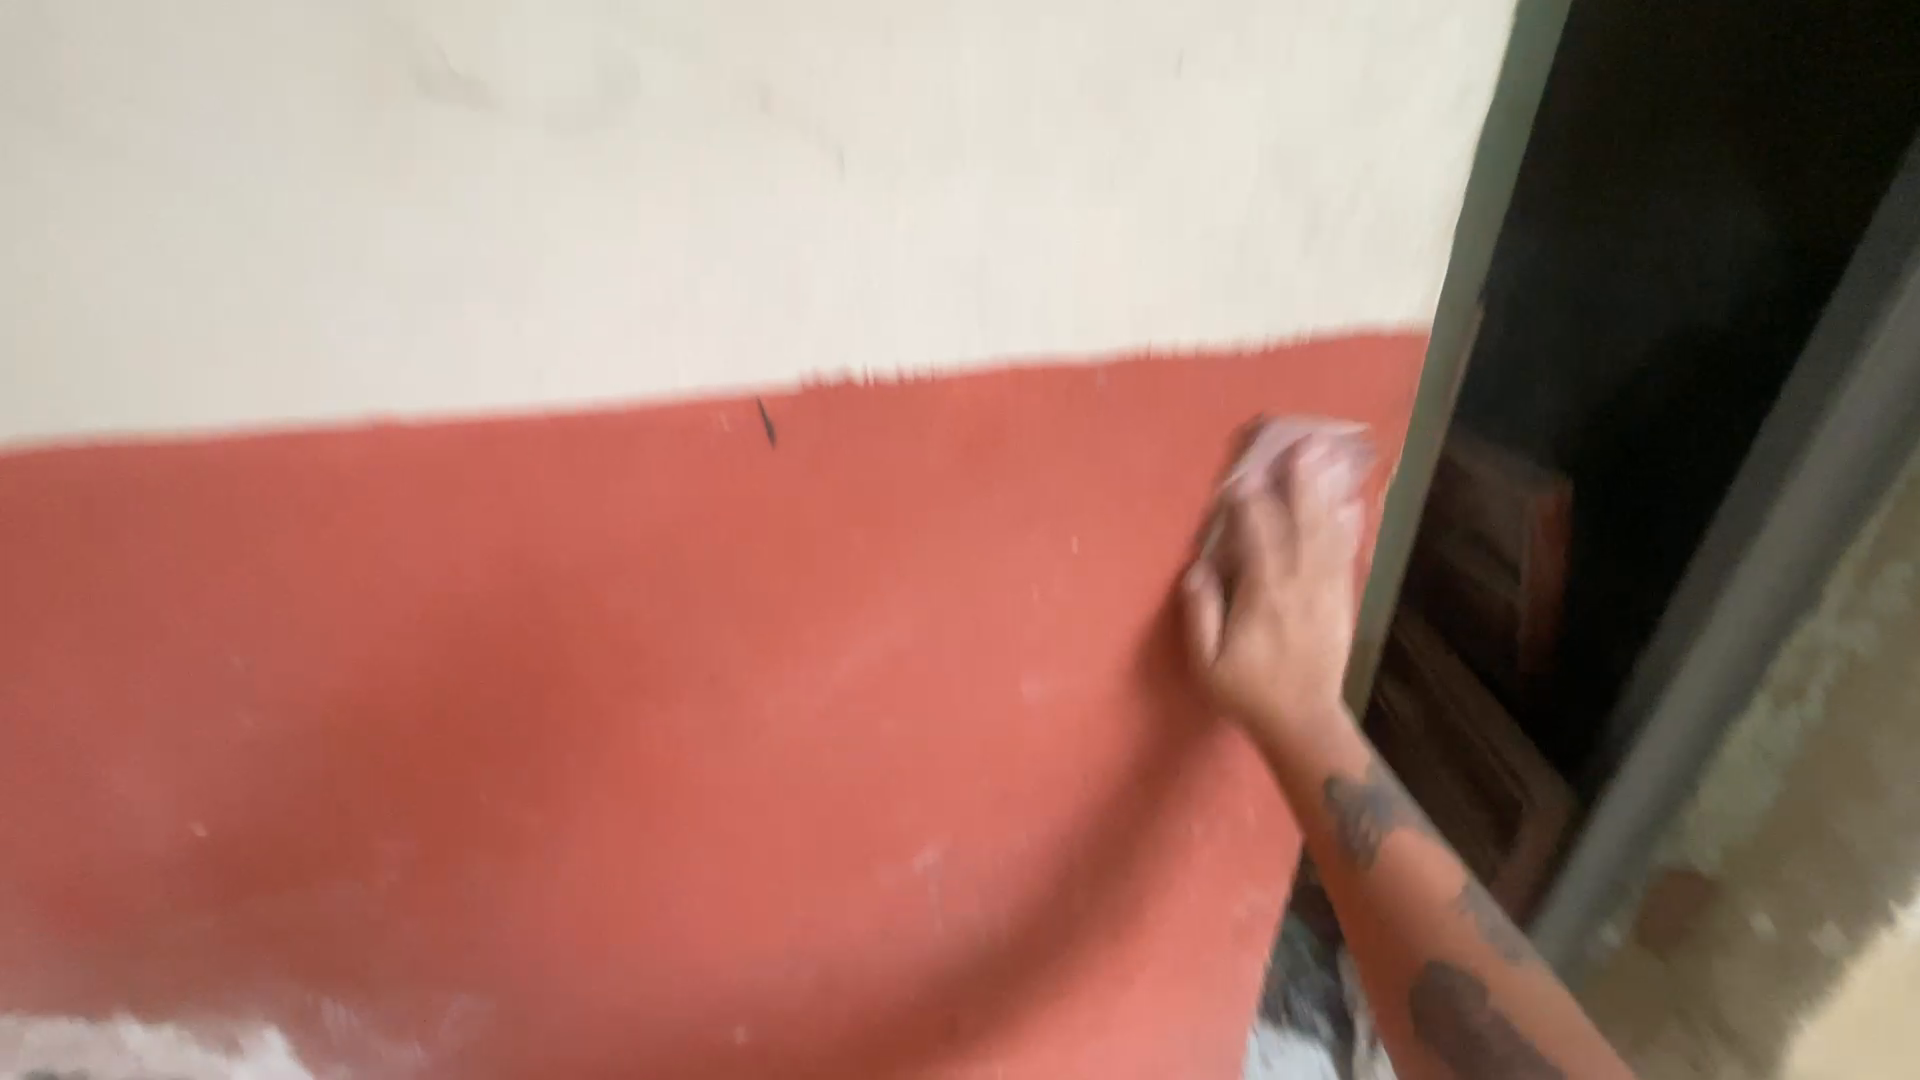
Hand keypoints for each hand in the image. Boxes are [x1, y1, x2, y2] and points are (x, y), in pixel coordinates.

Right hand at [1181, 437, 1364, 742]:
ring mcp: (1326, 591)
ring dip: (1325, 492)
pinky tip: (1349, 500)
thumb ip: (1201, 613)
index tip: (1239, 478)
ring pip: (1327, 533)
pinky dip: (1348, 524)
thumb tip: (1198, 568)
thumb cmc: (1246, 689)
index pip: (1255, 540)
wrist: (1302, 720)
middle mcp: (1299, 586)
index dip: (1246, 507)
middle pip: (1301, 525)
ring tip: (1327, 455)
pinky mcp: (1341, 599)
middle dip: (1300, 484)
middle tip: (1301, 444)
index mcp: (1262, 598)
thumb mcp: (1206, 662)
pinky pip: (1345, 554)